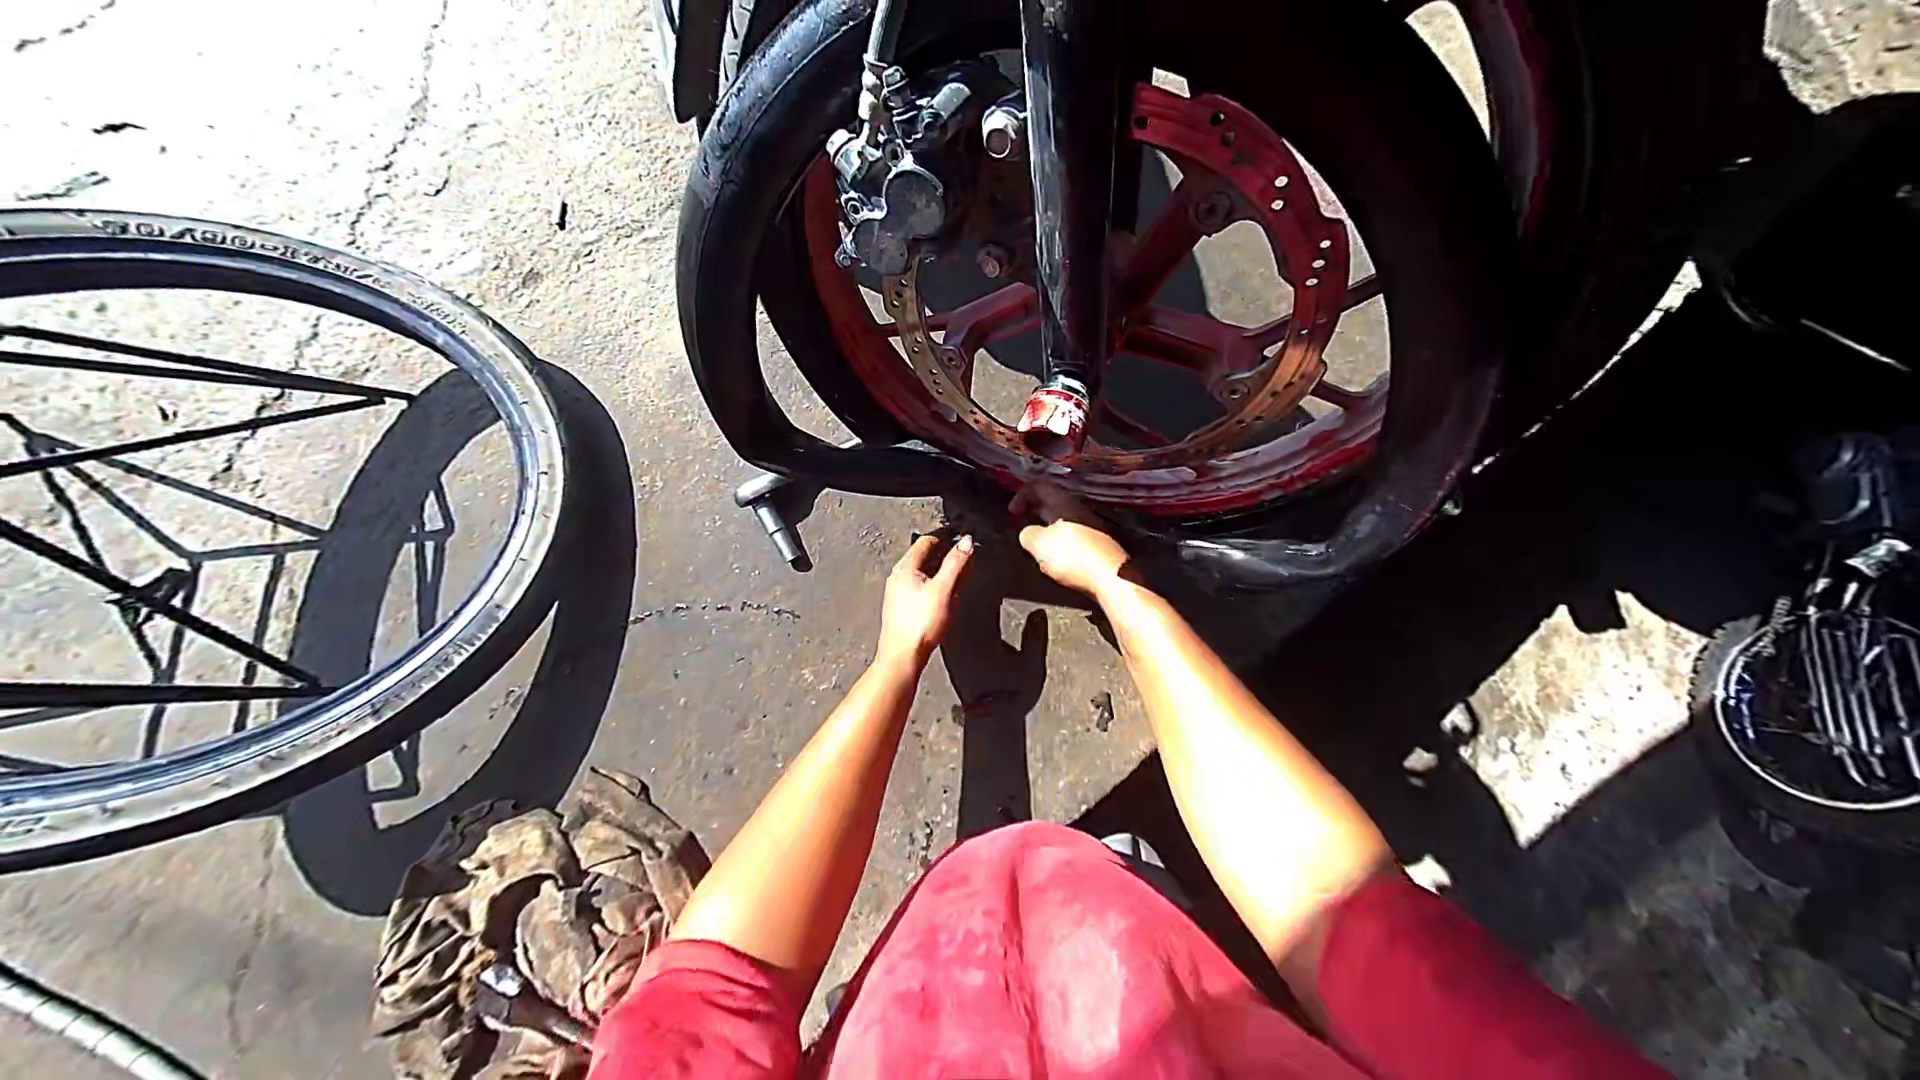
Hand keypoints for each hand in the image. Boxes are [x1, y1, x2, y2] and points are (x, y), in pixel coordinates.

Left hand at [877, 533, 974, 663]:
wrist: (902, 656)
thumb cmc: (919, 626)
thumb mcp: (944, 589)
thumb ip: (956, 563)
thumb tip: (966, 542)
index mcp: (905, 567)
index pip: (927, 540)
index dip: (946, 537)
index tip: (962, 539)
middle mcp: (898, 577)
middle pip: (924, 556)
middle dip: (945, 554)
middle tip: (964, 556)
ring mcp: (898, 592)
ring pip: (922, 572)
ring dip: (941, 571)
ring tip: (958, 575)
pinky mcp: (902, 607)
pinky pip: (920, 587)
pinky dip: (935, 585)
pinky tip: (945, 596)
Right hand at [1011, 483, 1131, 597]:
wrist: (1111, 578)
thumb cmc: (1073, 557)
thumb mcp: (1038, 544)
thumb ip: (1027, 534)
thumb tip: (1028, 533)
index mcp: (1063, 504)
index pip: (1039, 486)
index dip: (1021, 495)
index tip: (1012, 513)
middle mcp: (1079, 511)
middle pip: (1052, 502)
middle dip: (1033, 511)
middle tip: (1020, 523)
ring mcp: (1091, 528)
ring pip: (1062, 520)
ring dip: (1045, 527)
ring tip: (1036, 545)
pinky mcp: (1097, 546)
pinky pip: (1073, 536)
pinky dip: (1059, 542)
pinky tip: (1056, 559)